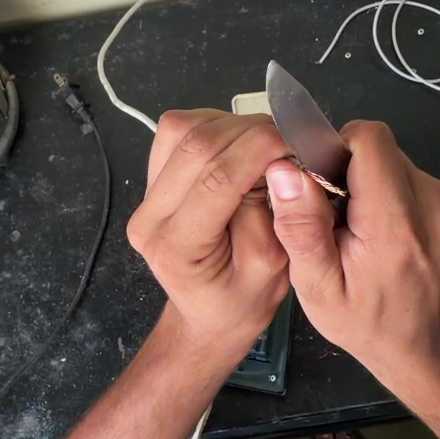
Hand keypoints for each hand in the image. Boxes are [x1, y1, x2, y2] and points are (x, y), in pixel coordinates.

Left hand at [127, 110, 291, 351]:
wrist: (206, 314)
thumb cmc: (242, 302)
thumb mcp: (274, 269)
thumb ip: (276, 216)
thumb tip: (279, 162)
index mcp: (177, 248)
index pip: (217, 179)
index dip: (259, 149)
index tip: (295, 139)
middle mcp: (149, 218)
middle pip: (194, 145)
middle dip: (248, 130)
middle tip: (287, 137)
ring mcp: (144, 197)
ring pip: (180, 129)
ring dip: (229, 124)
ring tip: (265, 140)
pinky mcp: (151, 180)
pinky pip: (175, 132)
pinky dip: (212, 125)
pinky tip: (238, 143)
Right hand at [262, 120, 439, 378]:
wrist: (428, 345)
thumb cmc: (365, 320)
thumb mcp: (316, 286)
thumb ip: (300, 226)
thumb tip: (284, 170)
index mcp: (396, 226)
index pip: (368, 140)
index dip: (334, 150)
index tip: (319, 186)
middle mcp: (434, 206)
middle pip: (378, 147)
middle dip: (346, 169)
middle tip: (333, 215)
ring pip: (392, 157)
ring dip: (365, 180)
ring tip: (356, 225)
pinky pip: (407, 172)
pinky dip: (385, 190)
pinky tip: (378, 227)